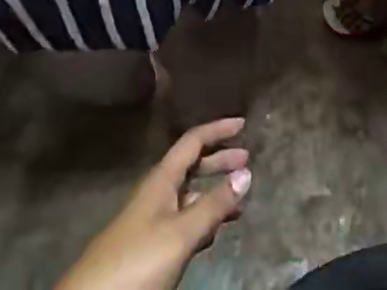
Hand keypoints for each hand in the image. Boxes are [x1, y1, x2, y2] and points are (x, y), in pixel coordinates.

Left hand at [53, 118, 252, 289]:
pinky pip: (182, 221)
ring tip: (239, 202)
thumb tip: (246, 173)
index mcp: (161, 179)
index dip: (217, 130)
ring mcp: (150, 220)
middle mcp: (156, 193)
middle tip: (248, 161)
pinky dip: (202, 218)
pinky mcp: (148, 247)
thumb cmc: (138, 261)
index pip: (192, 141)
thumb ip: (213, 205)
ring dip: (213, 193)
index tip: (243, 124)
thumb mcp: (181, 233)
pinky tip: (214, 233)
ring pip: (188, 196)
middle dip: (219, 160)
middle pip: (191, 166)